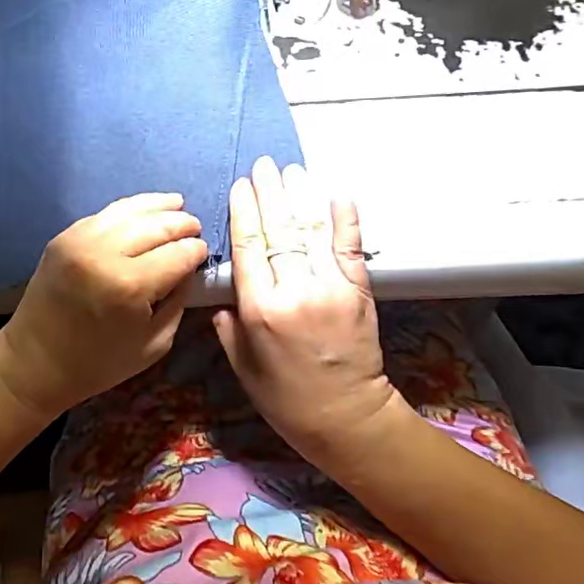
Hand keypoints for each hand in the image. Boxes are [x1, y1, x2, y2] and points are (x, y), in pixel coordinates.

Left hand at [0, 193, 209, 418]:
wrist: (34, 362)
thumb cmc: (98, 364)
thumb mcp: (155, 343)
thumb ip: (177, 300)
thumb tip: (188, 268)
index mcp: (129, 285)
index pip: (178, 253)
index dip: (196, 250)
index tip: (203, 252)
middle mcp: (104, 252)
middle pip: (156, 224)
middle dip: (181, 223)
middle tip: (195, 227)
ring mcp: (79, 240)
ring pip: (129, 210)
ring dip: (157, 206)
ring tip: (176, 204)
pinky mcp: (63, 237)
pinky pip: (104, 215)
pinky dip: (127, 211)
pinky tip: (142, 213)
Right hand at [213, 157, 397, 452]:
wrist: (345, 418)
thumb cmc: (285, 397)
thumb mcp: (242, 365)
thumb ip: (228, 325)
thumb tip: (224, 294)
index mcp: (259, 309)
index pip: (248, 246)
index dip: (242, 211)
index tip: (239, 186)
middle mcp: (294, 290)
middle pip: (279, 229)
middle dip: (268, 192)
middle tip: (262, 165)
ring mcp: (331, 287)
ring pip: (312, 230)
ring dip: (301, 196)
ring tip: (291, 170)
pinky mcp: (359, 291)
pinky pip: (350, 247)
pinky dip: (345, 219)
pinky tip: (338, 195)